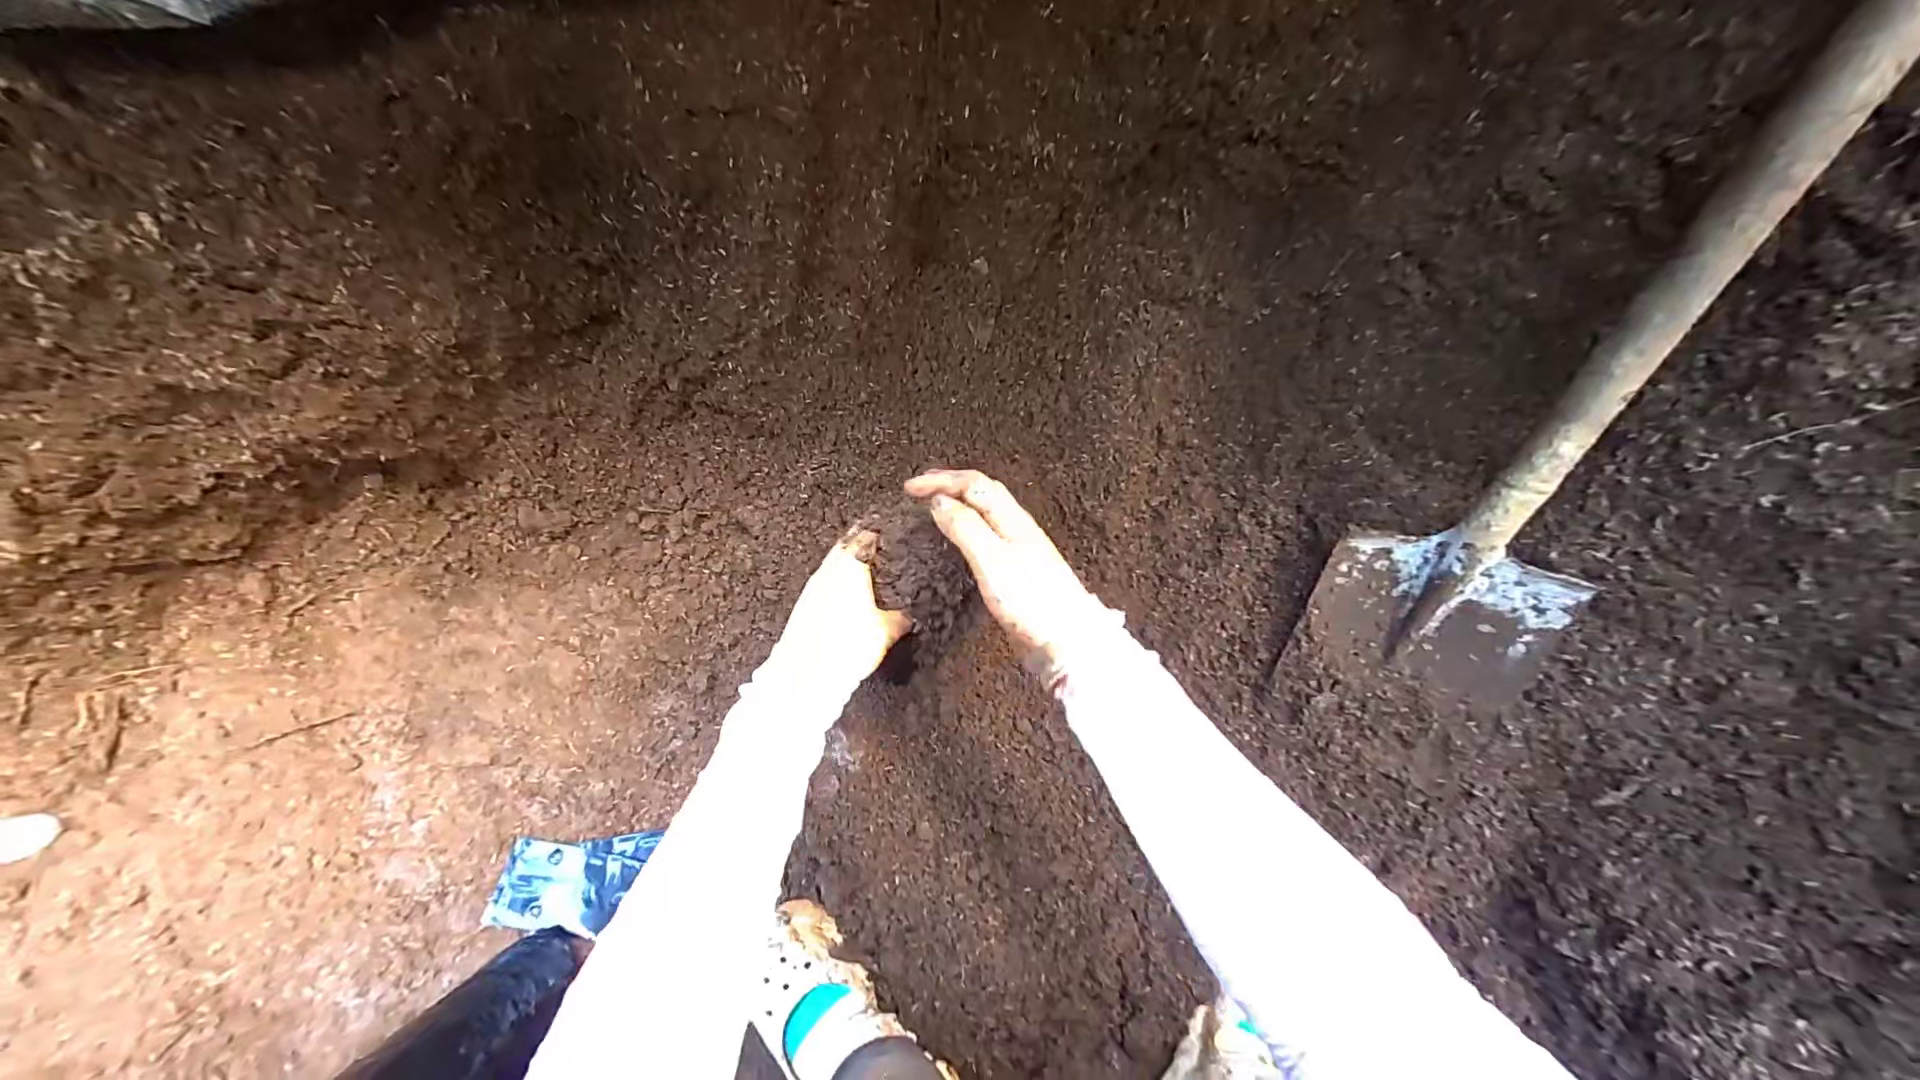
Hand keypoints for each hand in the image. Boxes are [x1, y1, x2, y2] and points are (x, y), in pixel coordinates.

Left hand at [771, 530, 913, 686]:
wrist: (803, 679)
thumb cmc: (844, 650)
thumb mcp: (888, 631)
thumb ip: (904, 614)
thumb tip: (917, 608)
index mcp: (849, 565)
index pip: (868, 534)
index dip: (884, 533)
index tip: (897, 536)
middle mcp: (828, 569)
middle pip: (849, 545)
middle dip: (867, 547)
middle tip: (887, 553)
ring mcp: (813, 586)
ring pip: (836, 564)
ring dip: (852, 565)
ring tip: (873, 576)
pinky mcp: (805, 604)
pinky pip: (827, 583)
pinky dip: (841, 584)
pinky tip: (853, 600)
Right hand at [903, 469, 1103, 673]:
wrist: (1067, 639)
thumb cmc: (1032, 602)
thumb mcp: (992, 561)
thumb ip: (965, 528)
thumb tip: (939, 501)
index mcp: (1012, 520)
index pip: (973, 484)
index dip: (940, 480)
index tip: (910, 489)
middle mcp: (1017, 528)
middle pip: (982, 492)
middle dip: (949, 484)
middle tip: (920, 488)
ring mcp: (1019, 548)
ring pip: (986, 512)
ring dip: (959, 503)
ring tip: (935, 507)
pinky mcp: (1018, 569)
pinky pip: (988, 534)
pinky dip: (967, 526)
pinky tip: (960, 540)